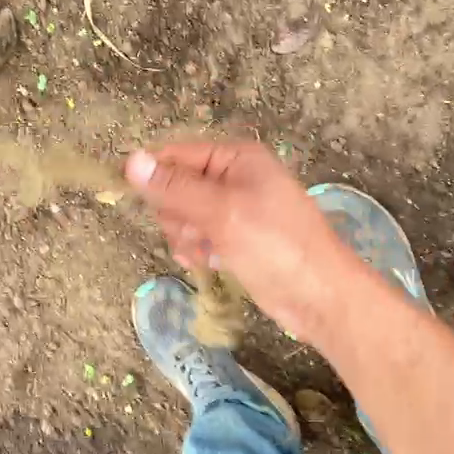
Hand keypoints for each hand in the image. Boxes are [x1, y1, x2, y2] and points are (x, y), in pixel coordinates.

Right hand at [125, 141, 369, 339]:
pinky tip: (207, 261)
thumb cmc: (276, 246)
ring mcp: (235, 208)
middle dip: (175, 212)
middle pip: (175, 185)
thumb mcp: (221, 212)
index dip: (153, 175)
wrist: (322, 299)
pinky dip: (196, 248)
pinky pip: (197, 234)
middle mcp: (233, 176)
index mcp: (235, 157)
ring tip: (203, 251)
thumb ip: (173, 188)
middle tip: (191, 231)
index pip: (176, 154)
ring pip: (182, 213)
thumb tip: (130, 161)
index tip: (134, 199)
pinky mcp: (235, 236)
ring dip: (184, 235)